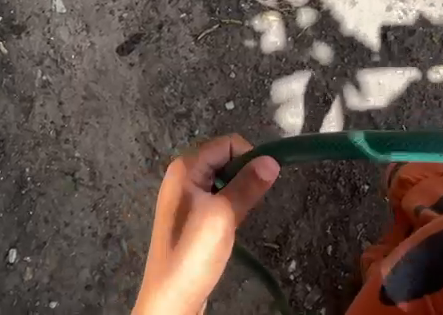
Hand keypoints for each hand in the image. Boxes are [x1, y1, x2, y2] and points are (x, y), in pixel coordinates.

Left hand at [132, 134, 280, 314]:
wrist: (170, 302)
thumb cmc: (194, 254)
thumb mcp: (224, 215)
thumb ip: (247, 185)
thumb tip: (272, 160)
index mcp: (186, 167)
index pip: (228, 143)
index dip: (249, 157)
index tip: (261, 182)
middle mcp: (183, 176)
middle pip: (225, 159)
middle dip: (243, 176)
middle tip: (247, 204)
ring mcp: (185, 198)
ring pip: (223, 181)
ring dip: (237, 194)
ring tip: (237, 219)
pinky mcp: (189, 219)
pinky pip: (216, 200)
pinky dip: (229, 208)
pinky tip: (230, 228)